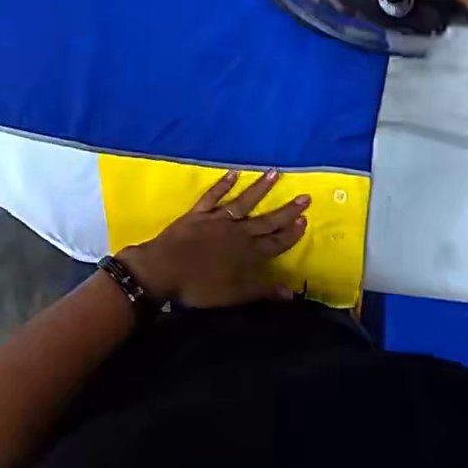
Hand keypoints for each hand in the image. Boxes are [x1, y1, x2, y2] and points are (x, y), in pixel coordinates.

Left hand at [117, 170, 308, 307]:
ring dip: (259, 188)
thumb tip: (292, 291)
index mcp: (247, 253)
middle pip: (266, 220)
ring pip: (243, 201)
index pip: (276, 242)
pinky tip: (233, 174)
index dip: (291, 233)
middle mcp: (236, 232)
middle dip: (286, 210)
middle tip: (305, 196)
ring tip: (274, 173)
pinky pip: (213, 196)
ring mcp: (216, 219)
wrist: (163, 269)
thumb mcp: (235, 295)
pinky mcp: (198, 213)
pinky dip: (223, 184)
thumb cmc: (199, 286)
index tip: (305, 219)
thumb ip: (263, 290)